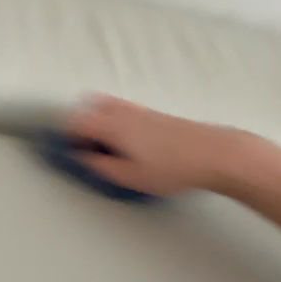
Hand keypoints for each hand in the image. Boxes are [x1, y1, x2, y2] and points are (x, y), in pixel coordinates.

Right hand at [62, 95, 269, 197]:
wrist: (215, 153)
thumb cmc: (171, 168)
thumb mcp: (131, 176)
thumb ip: (102, 166)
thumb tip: (82, 158)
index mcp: (111, 125)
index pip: (76, 120)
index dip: (65, 135)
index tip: (66, 151)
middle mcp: (122, 112)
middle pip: (89, 104)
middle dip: (79, 121)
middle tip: (81, 145)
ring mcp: (140, 110)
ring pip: (107, 104)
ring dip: (97, 118)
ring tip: (103, 144)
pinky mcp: (155, 114)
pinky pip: (123, 109)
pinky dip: (114, 119)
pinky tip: (127, 142)